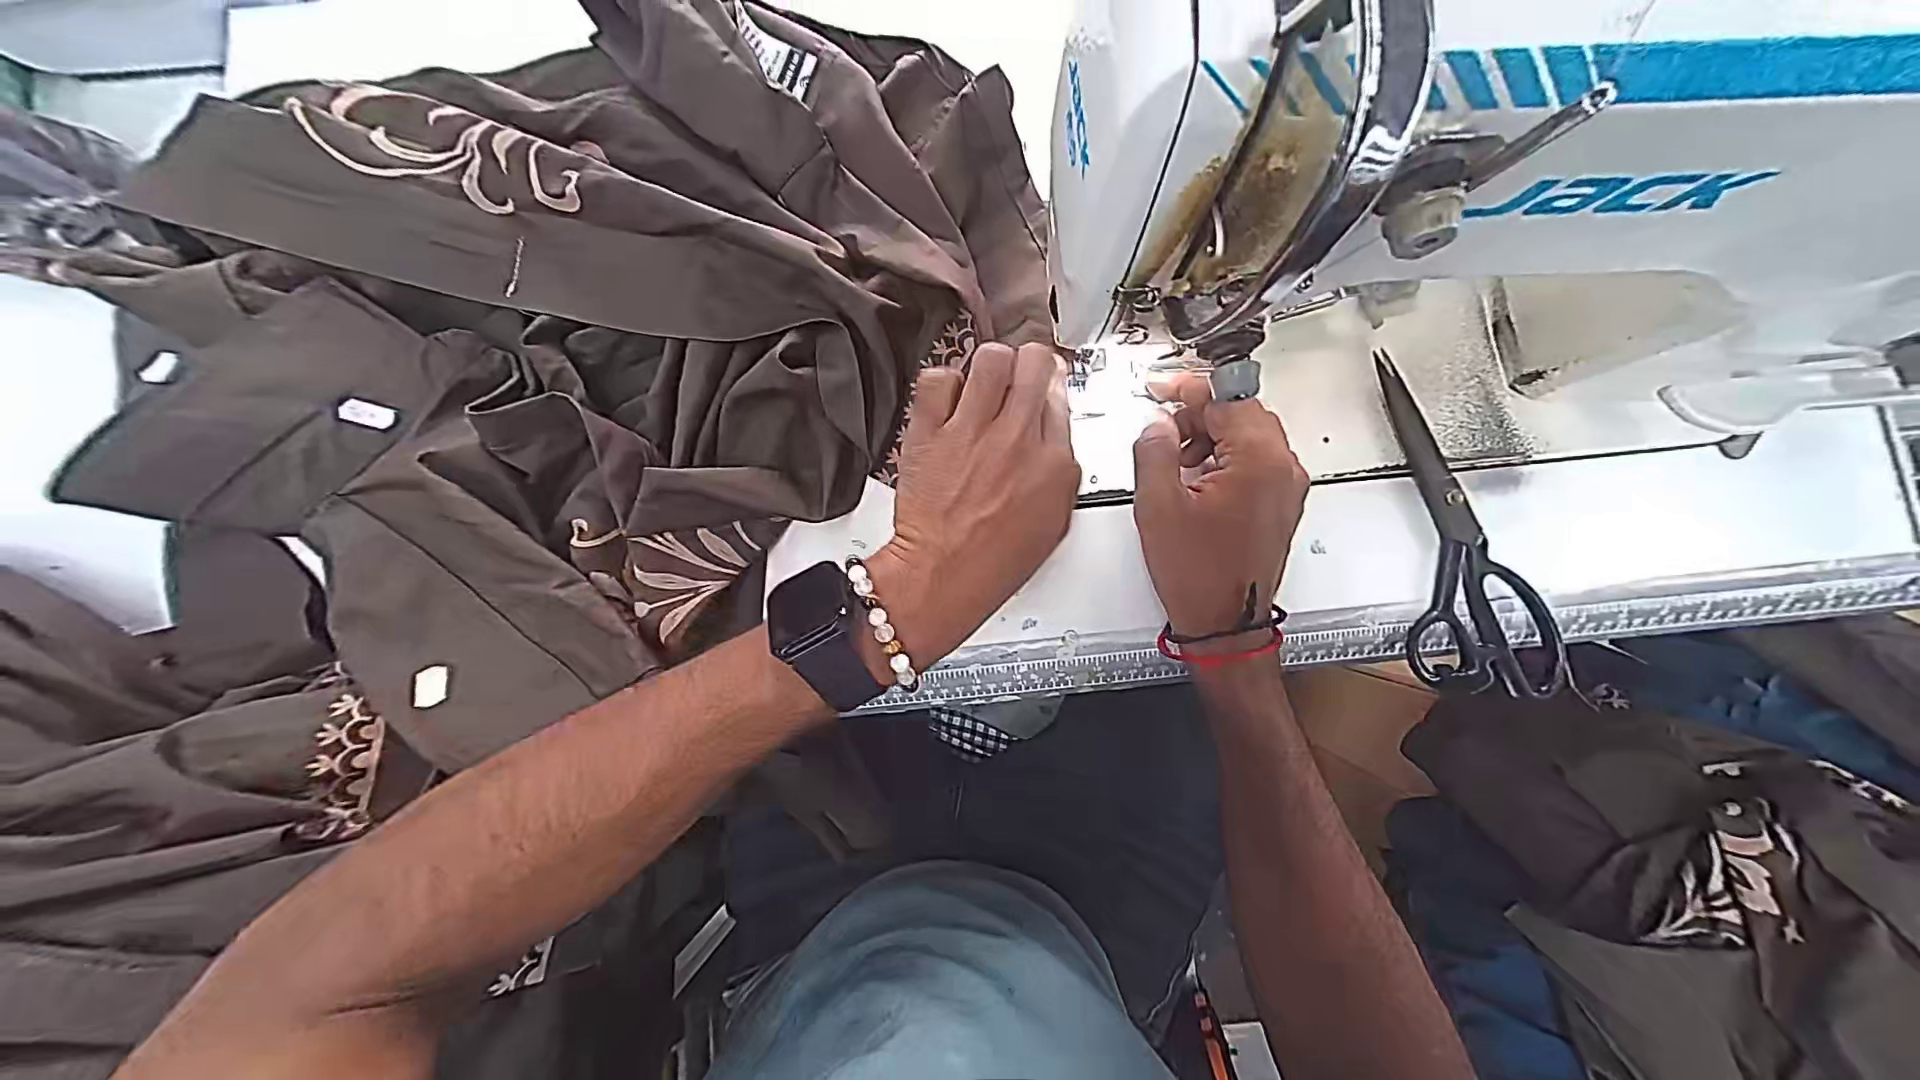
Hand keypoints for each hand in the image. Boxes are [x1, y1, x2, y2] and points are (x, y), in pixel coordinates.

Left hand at [860, 343, 1079, 679]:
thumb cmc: (994, 560)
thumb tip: (1056, 435)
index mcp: (1055, 463)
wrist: (942, 575)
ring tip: (984, 382)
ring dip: (991, 364)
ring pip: (992, 358)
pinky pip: (938, 379)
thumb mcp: (1053, 521)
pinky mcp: (930, 433)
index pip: (1061, 394)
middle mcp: (1016, 440)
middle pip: (1033, 362)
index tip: (1041, 389)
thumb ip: (1061, 471)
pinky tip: (949, 400)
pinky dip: (944, 382)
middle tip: (1018, 374)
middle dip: (1028, 362)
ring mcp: (971, 432)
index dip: (1050, 387)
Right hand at [1133, 372, 1308, 649]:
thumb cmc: (1200, 576)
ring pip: (1249, 437)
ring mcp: (1286, 489)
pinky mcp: (1280, 505)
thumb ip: (1153, 452)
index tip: (1163, 389)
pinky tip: (1193, 480)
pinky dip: (1224, 459)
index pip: (1225, 400)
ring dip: (1211, 437)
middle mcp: (1283, 471)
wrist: (1224, 622)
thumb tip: (1156, 425)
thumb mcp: (1158, 506)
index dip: (1187, 390)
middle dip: (1199, 416)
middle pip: (1242, 414)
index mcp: (1258, 463)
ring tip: (1174, 460)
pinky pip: (1255, 463)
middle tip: (1162, 428)